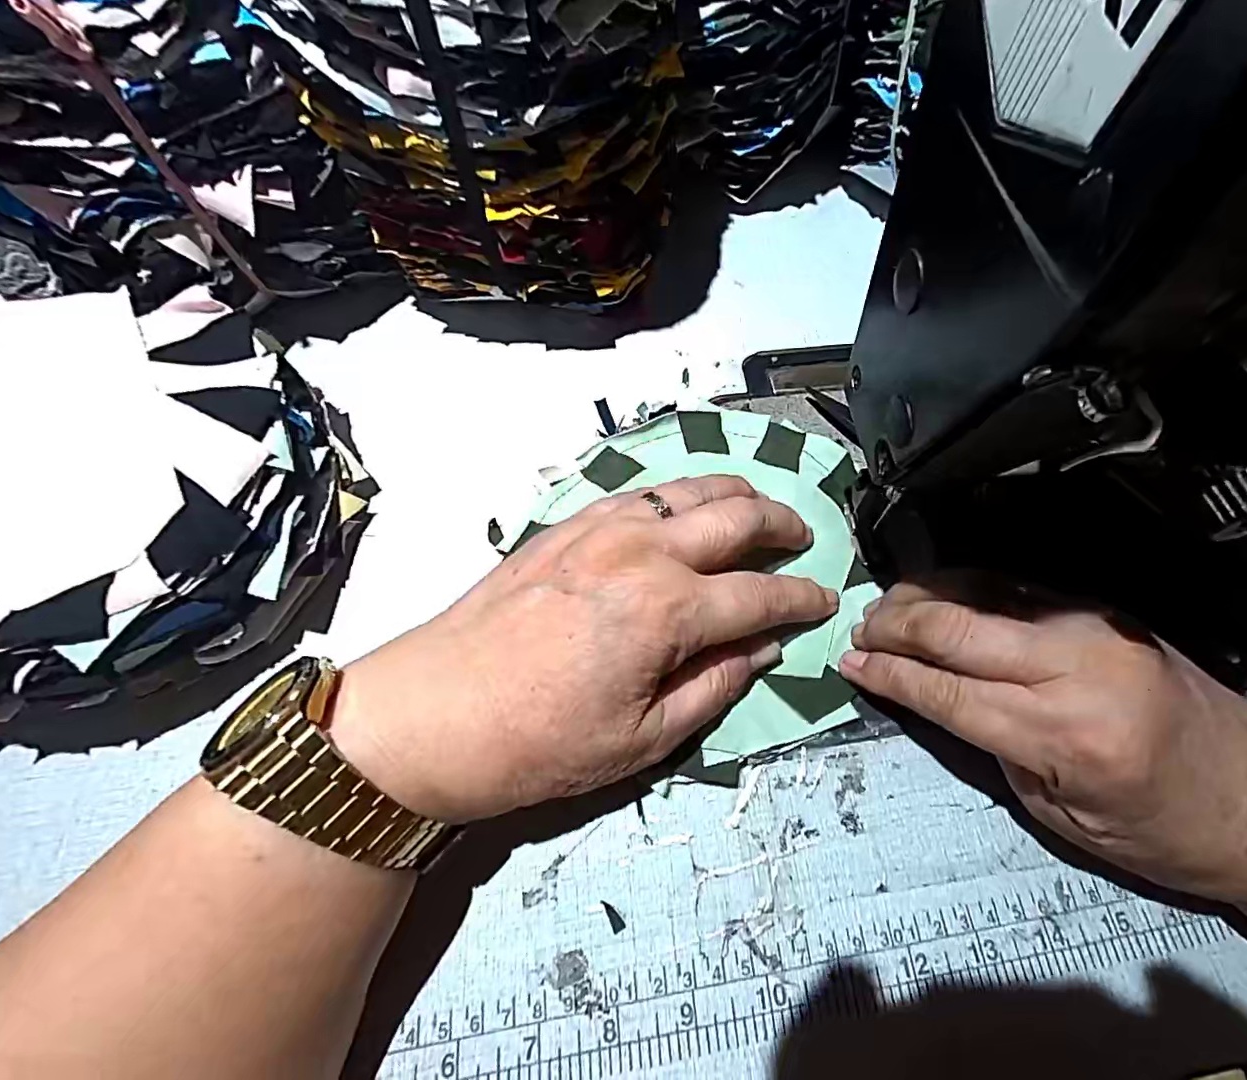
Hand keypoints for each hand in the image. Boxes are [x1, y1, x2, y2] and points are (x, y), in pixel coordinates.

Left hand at [327, 475, 839, 822]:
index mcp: (666, 610)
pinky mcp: (568, 525)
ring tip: (759, 510)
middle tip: (804, 539)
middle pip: (738, 517)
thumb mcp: (645, 739)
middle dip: (784, 525)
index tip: (826, 600)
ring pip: (692, 488)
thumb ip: (717, 685)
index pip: (760, 595)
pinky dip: (682, 494)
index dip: (802, 598)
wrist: (420, 720)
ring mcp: (602, 529)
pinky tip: (688, 510)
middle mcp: (642, 552)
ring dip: (738, 495)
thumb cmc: (538, 745)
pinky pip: (642, 492)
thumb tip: (764, 648)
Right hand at [838, 578, 1246, 908]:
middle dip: (897, 624)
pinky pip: (1019, 590)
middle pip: (958, 628)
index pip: (949, 692)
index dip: (891, 675)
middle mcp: (1075, 664)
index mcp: (1063, 734)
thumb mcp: (1063, 816)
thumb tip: (943, 697)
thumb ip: (999, 747)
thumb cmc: (1162, 831)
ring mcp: (1093, 625)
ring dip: (927, 596)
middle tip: (859, 628)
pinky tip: (943, 593)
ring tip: (887, 605)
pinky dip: (970, 589)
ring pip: (985, 593)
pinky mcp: (1104, 610)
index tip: (849, 663)